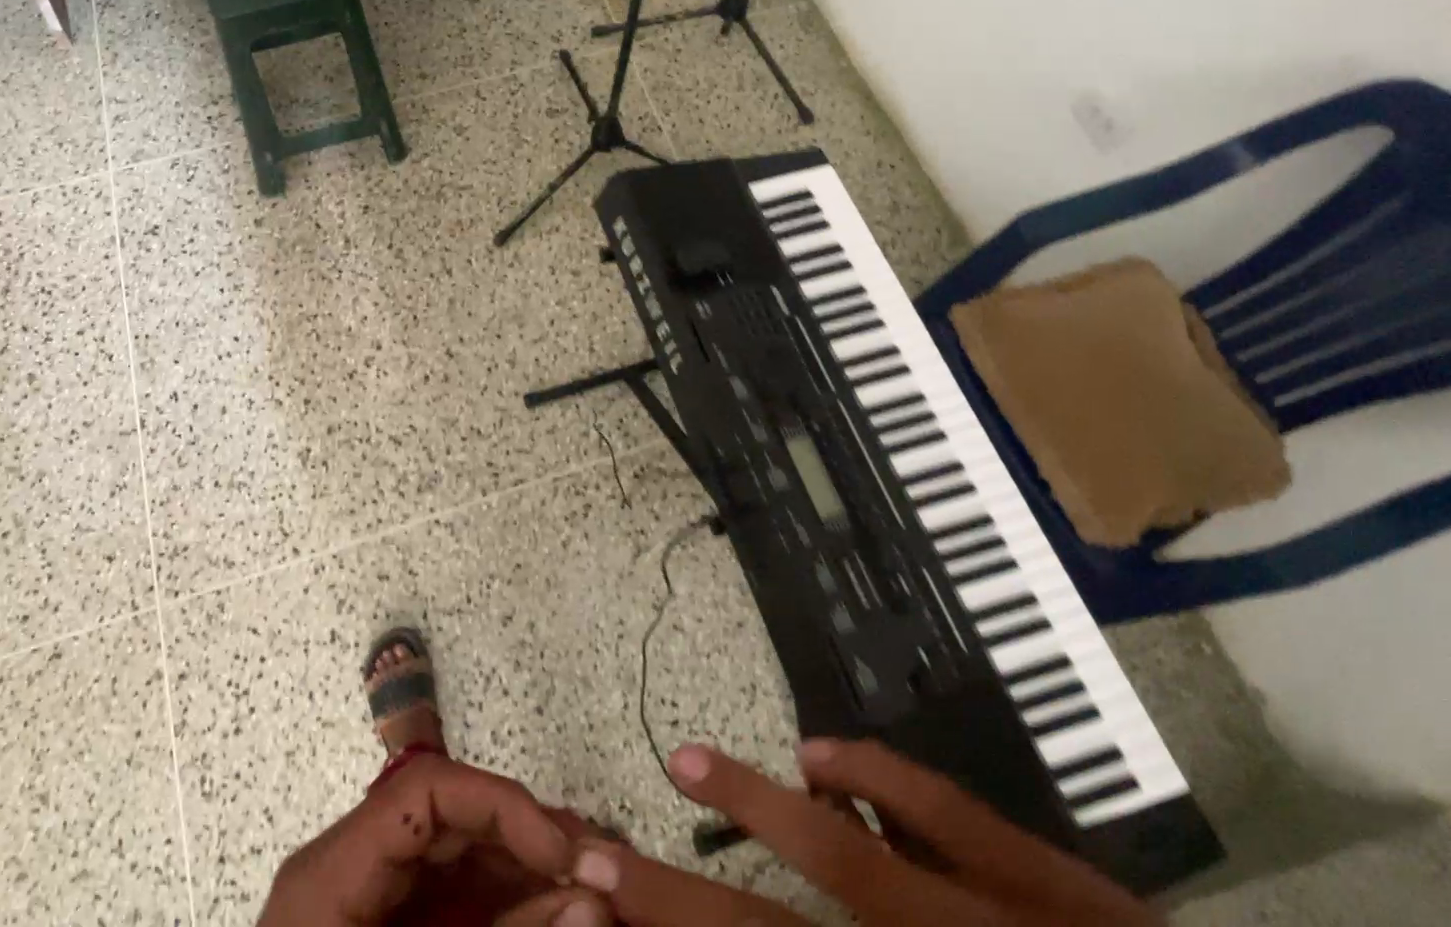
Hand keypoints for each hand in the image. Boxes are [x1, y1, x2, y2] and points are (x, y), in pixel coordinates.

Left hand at [258, 753, 611, 926]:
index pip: (425, 789)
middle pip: (451, 815)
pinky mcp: (396, 922)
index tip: (562, 850)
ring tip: (587, 890)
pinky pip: (459, 891)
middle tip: (596, 870)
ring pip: (462, 851)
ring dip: (528, 866)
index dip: (501, 802)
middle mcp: (355, 863)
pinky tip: (552, 911)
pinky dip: (509, 900)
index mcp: (335, 869)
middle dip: (528, 836)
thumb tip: (592, 903)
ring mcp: (376, 893)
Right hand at [566, 740, 1161, 926]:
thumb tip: (765, 917)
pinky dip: (876, 776)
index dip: (673, 921)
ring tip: (693, 764)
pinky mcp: (1063, 886)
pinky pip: (950, 814)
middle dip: (680, 895)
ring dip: (765, 805)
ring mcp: (1008, 918)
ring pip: (858, 851)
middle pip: (780, 921)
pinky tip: (825, 754)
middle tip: (602, 856)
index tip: (600, 889)